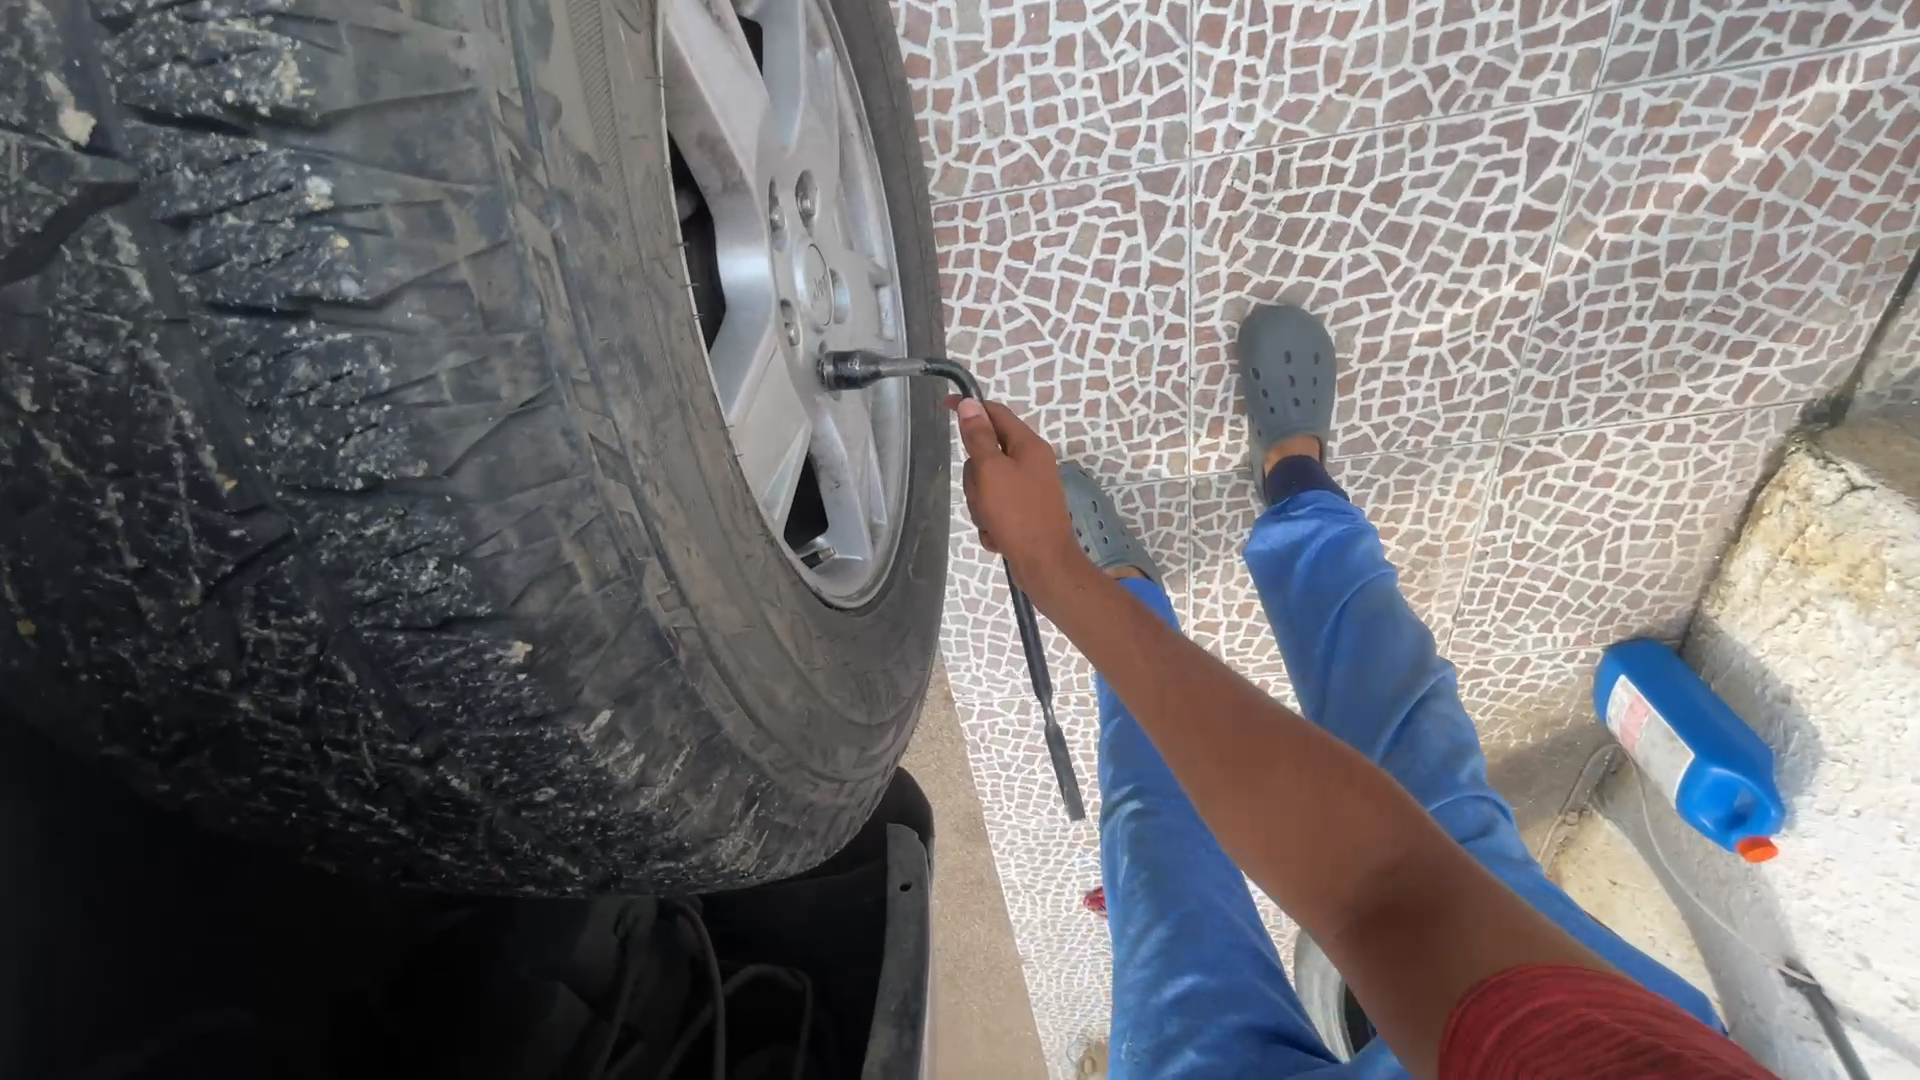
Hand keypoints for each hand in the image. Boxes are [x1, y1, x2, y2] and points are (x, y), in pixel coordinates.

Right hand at [947, 396, 1087, 587]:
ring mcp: (1029, 490)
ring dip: (982, 504)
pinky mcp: (1024, 513)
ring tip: (991, 519)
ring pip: (987, 485)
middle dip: (975, 477)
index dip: (970, 409)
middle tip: (982, 493)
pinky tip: (999, 536)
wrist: (1045, 565)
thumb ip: (978, 437)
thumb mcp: (991, 471)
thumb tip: (969, 403)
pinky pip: (995, 509)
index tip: (944, 408)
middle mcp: (1031, 463)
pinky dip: (992, 523)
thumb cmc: (1017, 514)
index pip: (995, 414)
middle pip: (986, 455)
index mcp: (1028, 446)